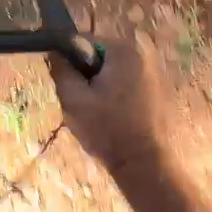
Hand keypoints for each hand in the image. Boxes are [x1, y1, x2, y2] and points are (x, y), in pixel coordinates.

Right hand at [48, 32, 165, 170]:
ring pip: (111, 74)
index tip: (69, 84)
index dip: (70, 61)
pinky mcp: (158, 95)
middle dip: (86, 75)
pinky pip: (126, 86)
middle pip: (98, 57)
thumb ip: (60, 68)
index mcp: (122, 51)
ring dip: (100, 88)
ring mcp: (153, 76)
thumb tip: (54, 51)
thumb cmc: (108, 130)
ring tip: (96, 114)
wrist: (147, 169)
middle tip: (81, 101)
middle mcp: (141, 57)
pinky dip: (116, 97)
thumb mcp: (73, 98)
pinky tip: (113, 120)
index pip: (83, 42)